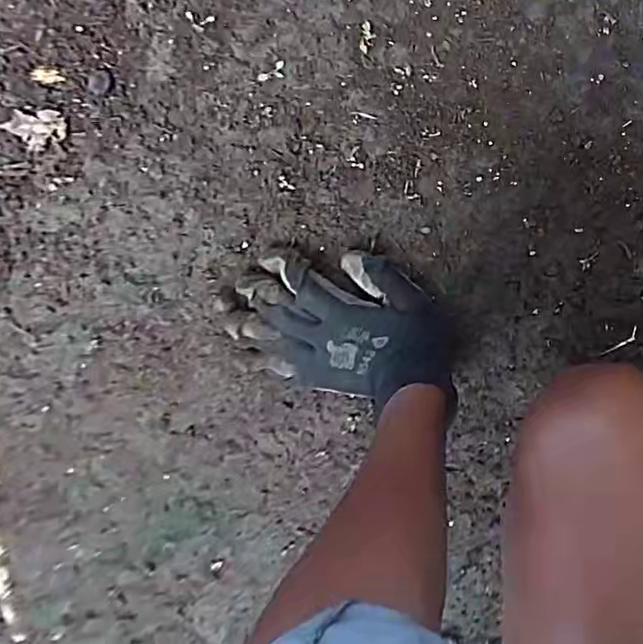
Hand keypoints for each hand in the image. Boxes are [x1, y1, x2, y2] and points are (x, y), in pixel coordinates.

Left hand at [230, 252, 455, 413]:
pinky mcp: (316, 377)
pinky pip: (280, 367)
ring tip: (226, 316)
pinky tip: (249, 354)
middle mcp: (321, 336)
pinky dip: (261, 359)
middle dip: (256, 294)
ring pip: (272, 340)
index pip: (303, 286)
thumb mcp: (411, 299)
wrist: (412, 388)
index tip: (268, 255)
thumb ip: (381, 276)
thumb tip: (349, 256)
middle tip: (239, 282)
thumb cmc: (417, 339)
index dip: (284, 268)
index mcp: (342, 313)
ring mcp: (315, 359)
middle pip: (279, 312)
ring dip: (246, 327)